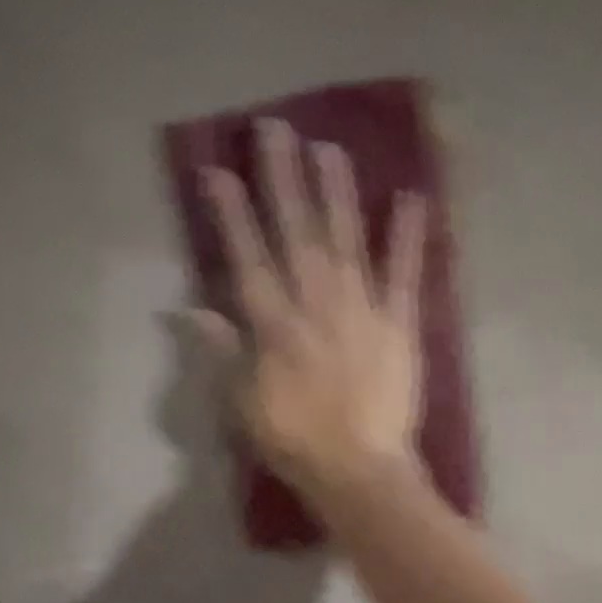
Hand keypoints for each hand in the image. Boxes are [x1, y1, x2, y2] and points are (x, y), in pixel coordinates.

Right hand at [188, 119, 427, 503]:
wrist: (360, 472)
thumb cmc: (295, 443)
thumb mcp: (244, 404)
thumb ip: (224, 352)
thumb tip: (190, 310)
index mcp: (275, 326)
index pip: (249, 258)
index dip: (233, 214)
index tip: (219, 171)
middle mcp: (317, 305)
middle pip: (297, 234)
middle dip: (283, 180)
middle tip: (276, 130)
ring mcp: (362, 311)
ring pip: (347, 241)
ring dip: (337, 193)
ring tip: (329, 149)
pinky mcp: (401, 325)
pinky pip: (406, 275)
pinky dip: (408, 237)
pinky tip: (410, 198)